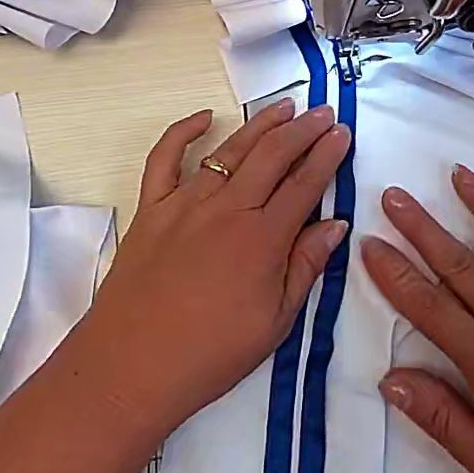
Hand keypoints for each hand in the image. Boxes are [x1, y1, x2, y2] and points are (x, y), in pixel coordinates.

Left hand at [71, 99, 350, 432]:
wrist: (132, 364)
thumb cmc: (210, 353)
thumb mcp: (274, 322)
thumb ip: (305, 266)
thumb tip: (335, 224)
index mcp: (261, 239)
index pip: (304, 185)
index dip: (327, 156)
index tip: (341, 133)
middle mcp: (226, 209)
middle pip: (272, 156)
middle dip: (302, 129)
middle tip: (322, 112)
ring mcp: (185, 202)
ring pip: (230, 150)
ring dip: (260, 124)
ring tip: (284, 107)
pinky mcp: (151, 206)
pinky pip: (165, 157)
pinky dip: (183, 131)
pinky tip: (204, 117)